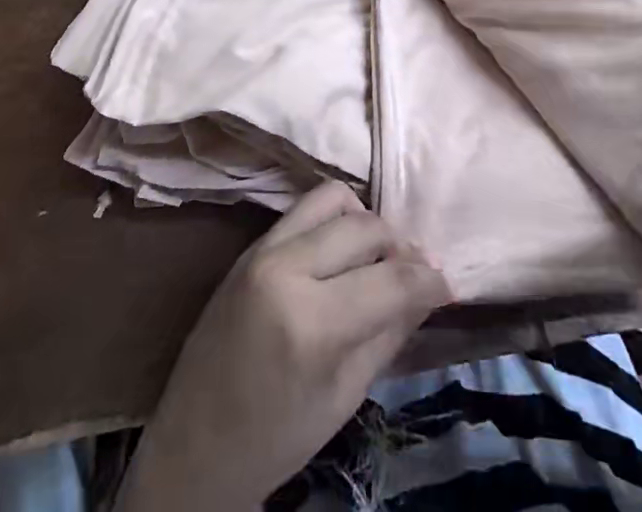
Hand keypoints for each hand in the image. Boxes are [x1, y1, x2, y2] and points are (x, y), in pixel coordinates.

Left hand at [116, 182, 450, 511]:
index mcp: (311, 322)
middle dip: (402, 249)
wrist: (194, 444)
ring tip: (373, 258)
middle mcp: (284, 269)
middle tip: (413, 276)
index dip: (432, 280)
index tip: (447, 287)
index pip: (394, 279)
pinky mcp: (248, 247)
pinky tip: (341, 255)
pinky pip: (302, 210)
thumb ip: (393, 329)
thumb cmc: (278, 435)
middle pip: (367, 227)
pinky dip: (333, 221)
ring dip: (365, 223)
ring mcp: (260, 251)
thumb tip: (433, 288)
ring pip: (333, 198)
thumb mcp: (348, 393)